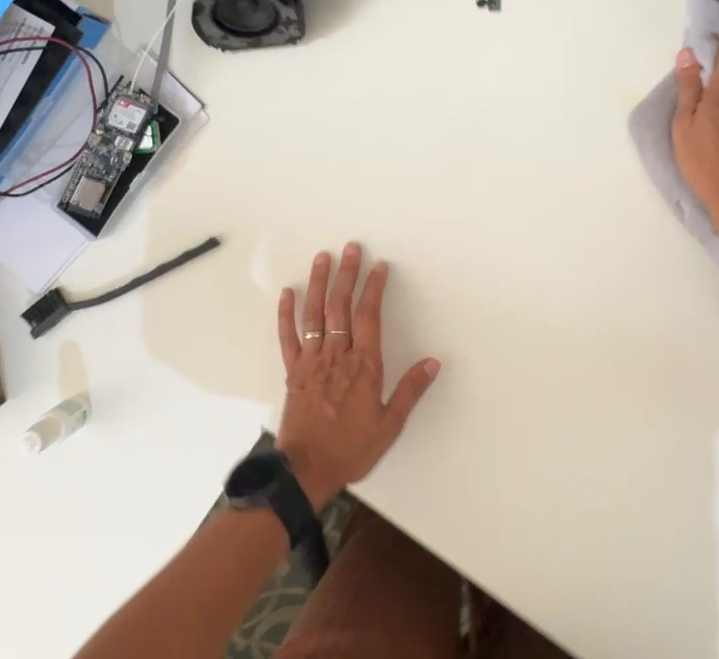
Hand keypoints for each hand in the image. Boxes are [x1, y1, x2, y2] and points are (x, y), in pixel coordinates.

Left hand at [274, 243, 439, 509]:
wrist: (307, 470)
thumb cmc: (351, 449)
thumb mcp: (390, 424)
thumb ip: (410, 390)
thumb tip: (432, 362)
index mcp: (364, 366)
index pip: (370, 316)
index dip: (374, 288)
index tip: (380, 267)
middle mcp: (337, 356)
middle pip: (341, 306)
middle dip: (347, 274)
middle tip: (351, 248)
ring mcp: (312, 362)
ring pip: (314, 314)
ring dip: (318, 283)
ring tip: (322, 258)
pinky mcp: (294, 372)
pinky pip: (288, 337)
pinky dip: (286, 314)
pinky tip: (287, 294)